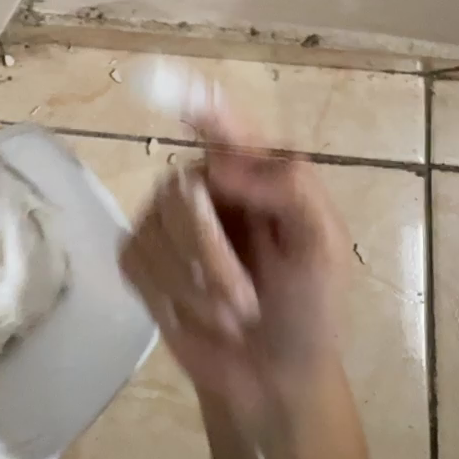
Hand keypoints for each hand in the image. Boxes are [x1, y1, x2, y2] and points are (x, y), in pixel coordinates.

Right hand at [118, 107, 346, 420]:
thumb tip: (219, 165)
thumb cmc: (309, 308)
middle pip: (180, 190)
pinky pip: (136, 261)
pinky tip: (196, 315)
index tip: (162, 81)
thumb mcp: (322, 248)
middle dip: (211, 255)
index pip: (219, 122)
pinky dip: (169, 298)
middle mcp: (203, 183)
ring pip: (155, 231)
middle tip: (245, 303)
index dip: (193, 100)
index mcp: (252, 171)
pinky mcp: (140, 257)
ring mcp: (165, 220)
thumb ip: (290, 190)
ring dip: (196, 287)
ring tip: (232, 316)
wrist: (273, 378)